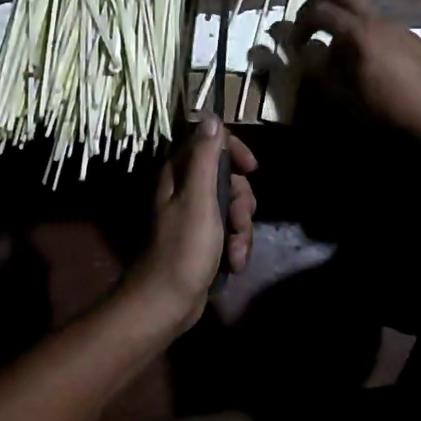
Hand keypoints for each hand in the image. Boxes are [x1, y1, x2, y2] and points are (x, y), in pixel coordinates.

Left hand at [124, 116, 257, 333]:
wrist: (169, 302)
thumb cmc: (184, 247)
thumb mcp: (199, 198)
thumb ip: (205, 157)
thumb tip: (211, 118)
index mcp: (179, 174)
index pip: (209, 143)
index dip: (233, 151)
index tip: (251, 167)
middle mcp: (186, 189)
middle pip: (228, 177)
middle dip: (241, 201)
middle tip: (239, 221)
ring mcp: (195, 214)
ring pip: (233, 205)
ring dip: (241, 229)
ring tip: (235, 251)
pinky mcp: (204, 238)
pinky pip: (230, 229)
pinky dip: (236, 244)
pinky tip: (235, 262)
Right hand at [292, 0, 420, 150]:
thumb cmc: (389, 113)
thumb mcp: (346, 98)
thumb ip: (324, 72)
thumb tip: (313, 56)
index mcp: (358, 32)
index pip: (320, 10)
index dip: (300, 22)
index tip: (293, 43)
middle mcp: (379, 21)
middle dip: (319, 4)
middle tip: (308, 25)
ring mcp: (400, 28)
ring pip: (364, 8)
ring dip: (343, 18)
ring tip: (336, 48)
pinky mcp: (414, 41)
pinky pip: (381, 25)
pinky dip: (363, 31)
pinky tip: (366, 61)